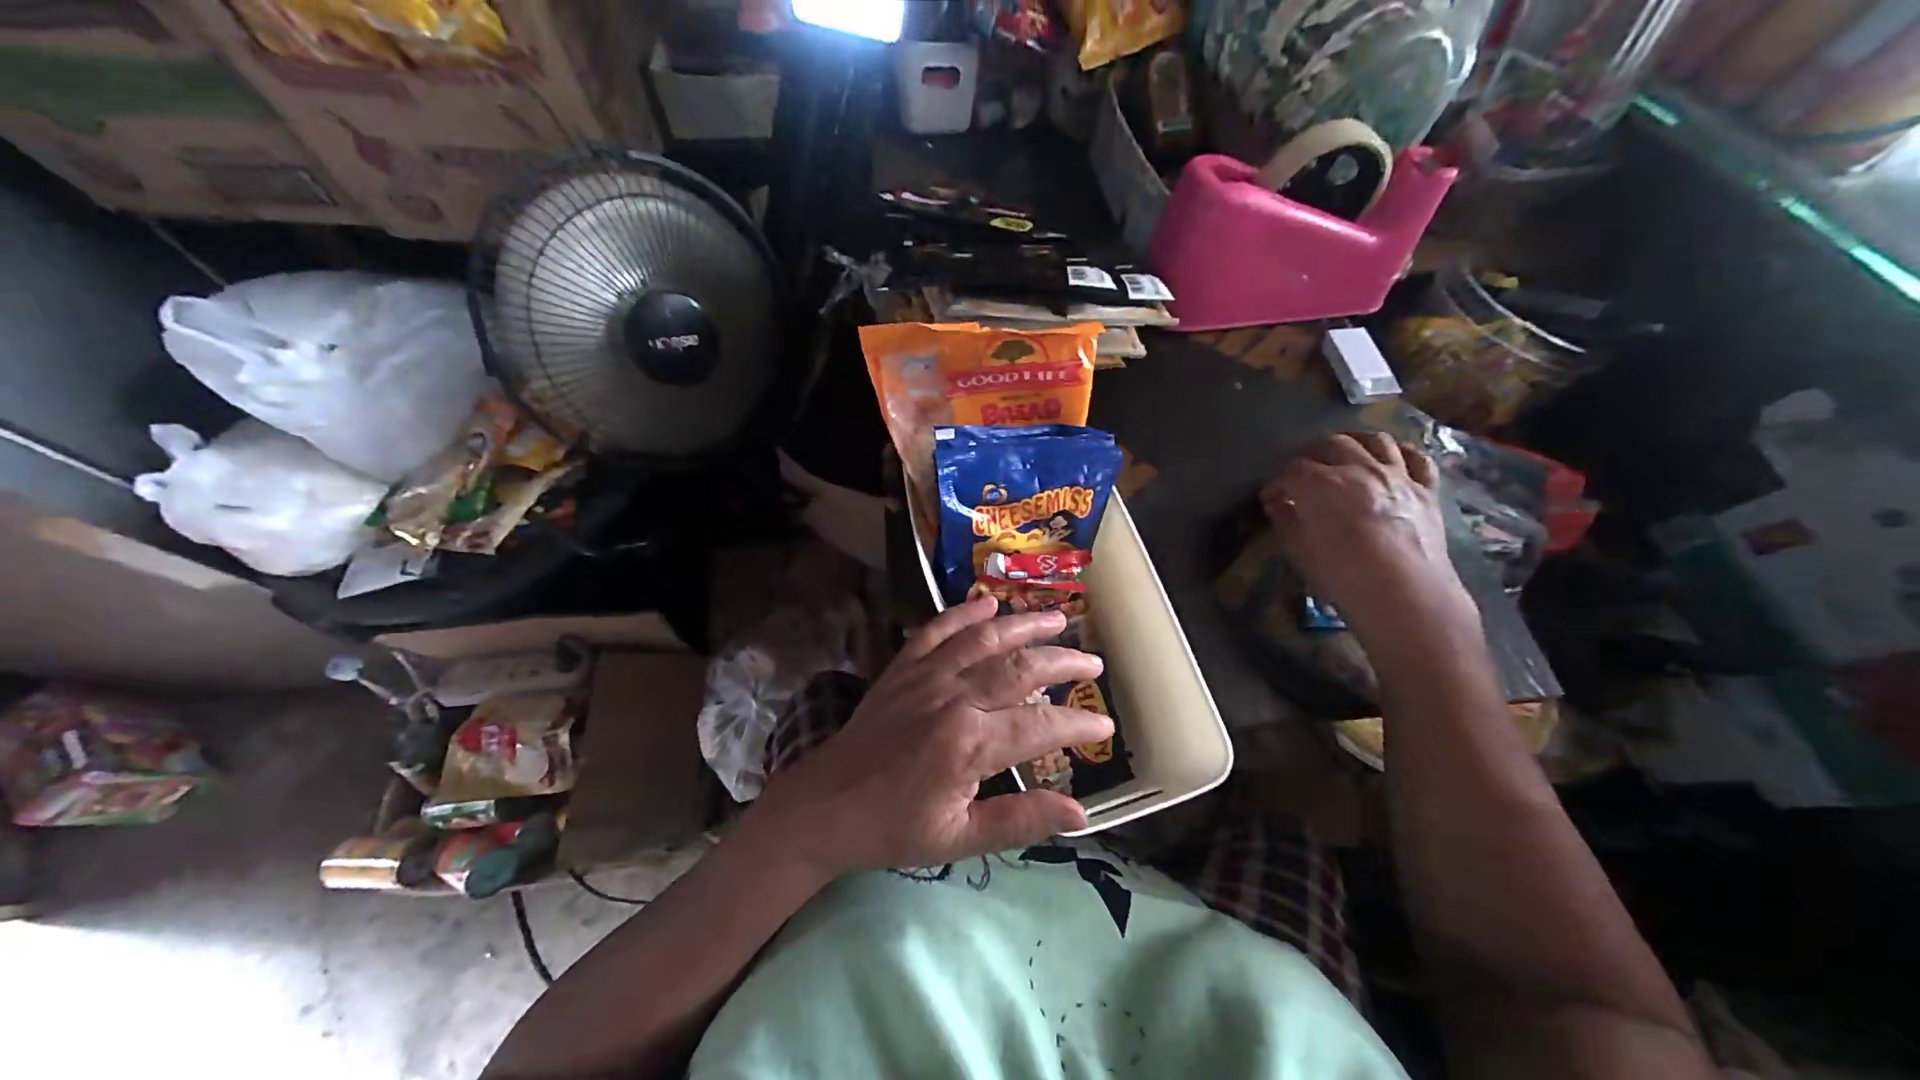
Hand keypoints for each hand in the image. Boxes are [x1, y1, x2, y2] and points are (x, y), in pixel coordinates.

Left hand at [744, 597, 1112, 876]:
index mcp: (969, 744)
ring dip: (1024, 625)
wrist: (823, 807)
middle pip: (1020, 669)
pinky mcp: (901, 669)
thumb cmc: (892, 828)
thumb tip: (1080, 812)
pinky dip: (962, 614)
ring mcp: (924, 677)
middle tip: (1094, 663)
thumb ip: (1019, 820)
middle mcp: (952, 698)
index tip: (1105, 727)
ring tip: (1057, 617)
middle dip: (1063, 663)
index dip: (1078, 726)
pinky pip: (935, 631)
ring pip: (984, 639)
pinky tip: (986, 603)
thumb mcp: (958, 838)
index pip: (1041, 726)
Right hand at [1261, 432, 1474, 637]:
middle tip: (1303, 472)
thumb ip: (1287, 521)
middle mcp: (1359, 469)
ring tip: (1345, 454)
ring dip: (1356, 443)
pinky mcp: (1426, 490)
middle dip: (1312, 454)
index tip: (1271, 497)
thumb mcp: (1301, 552)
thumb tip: (1277, 504)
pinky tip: (1392, 458)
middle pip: (1331, 444)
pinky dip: (1402, 453)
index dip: (1277, 482)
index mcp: (1321, 484)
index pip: (1292, 471)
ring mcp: (1397, 475)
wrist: (1405, 595)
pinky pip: (1417, 458)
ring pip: (1376, 441)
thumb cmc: (1343, 576)